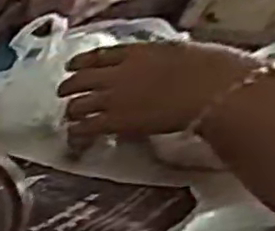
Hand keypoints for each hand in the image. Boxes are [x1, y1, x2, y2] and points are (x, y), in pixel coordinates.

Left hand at [57, 41, 260, 136]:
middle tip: (62, 93)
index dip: (81, 62)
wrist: (211, 91)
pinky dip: (75, 132)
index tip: (71, 66)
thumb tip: (149, 66)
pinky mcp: (112, 122)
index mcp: (138, 51)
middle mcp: (119, 74)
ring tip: (70, 117)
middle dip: (67, 87)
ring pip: (75, 106)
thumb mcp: (177, 51)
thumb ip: (154, 59)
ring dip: (70, 112)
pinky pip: (82, 128)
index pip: (100, 55)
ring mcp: (113, 99)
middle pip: (80, 80)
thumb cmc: (208, 68)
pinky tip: (75, 135)